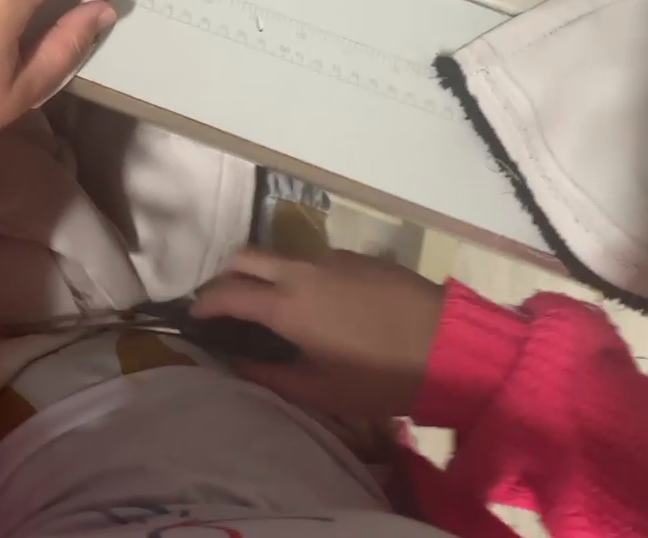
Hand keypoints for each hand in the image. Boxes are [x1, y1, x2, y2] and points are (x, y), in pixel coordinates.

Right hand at [192, 249, 446, 418]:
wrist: (453, 345)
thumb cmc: (382, 376)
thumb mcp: (324, 390)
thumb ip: (273, 377)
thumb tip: (236, 366)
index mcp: (284, 305)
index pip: (225, 293)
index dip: (204, 304)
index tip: (194, 316)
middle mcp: (297, 271)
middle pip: (242, 257)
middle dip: (224, 275)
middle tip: (224, 301)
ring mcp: (326, 258)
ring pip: (277, 256)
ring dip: (262, 273)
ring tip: (271, 302)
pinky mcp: (354, 256)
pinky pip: (311, 260)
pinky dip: (298, 275)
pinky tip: (320, 302)